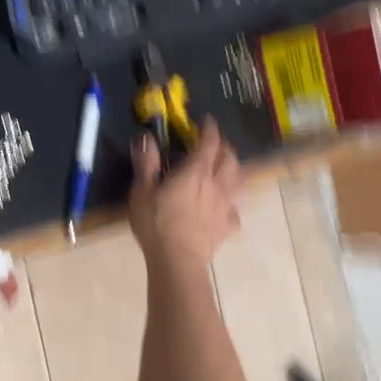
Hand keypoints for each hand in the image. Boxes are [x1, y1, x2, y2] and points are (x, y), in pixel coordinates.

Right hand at [129, 118, 242, 275]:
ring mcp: (225, 205)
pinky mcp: (227, 225)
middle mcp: (216, 184)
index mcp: (195, 172)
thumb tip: (147, 136)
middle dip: (224, 146)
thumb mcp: (142, 191)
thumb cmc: (155, 223)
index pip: (209, 143)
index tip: (206, 121)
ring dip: (232, 168)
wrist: (177, 260)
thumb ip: (146, 163)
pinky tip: (222, 207)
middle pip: (229, 158)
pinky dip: (229, 201)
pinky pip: (233, 208)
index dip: (209, 129)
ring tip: (224, 167)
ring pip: (237, 179)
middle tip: (214, 143)